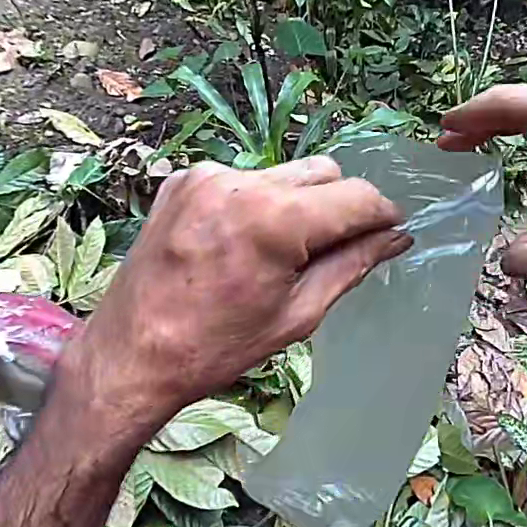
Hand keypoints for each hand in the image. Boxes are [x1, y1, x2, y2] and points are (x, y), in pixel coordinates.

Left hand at [62, 157, 407, 423]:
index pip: (357, 195)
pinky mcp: (183, 179)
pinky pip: (245, 180)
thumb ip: (352, 265)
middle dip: (342, 206)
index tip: (390, 233)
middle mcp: (240, 182)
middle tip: (335, 250)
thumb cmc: (217, 347)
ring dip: (301, 204)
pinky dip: (260, 203)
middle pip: (324, 172)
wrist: (131, 353)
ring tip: (284, 251)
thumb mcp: (298, 314)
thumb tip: (396, 238)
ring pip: (286, 173)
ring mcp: (206, 176)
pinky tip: (245, 241)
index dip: (382, 214)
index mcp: (273, 220)